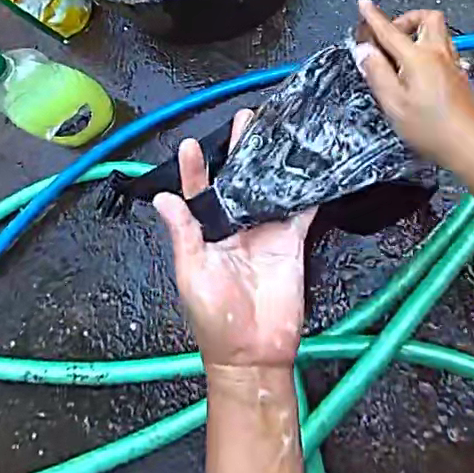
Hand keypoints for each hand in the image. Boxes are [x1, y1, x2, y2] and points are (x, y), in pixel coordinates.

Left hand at [154, 109, 316, 369]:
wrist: (254, 354)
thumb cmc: (214, 319)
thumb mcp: (192, 275)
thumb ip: (183, 235)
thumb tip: (163, 198)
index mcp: (208, 230)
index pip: (199, 191)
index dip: (195, 167)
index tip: (191, 144)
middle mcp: (236, 224)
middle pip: (238, 178)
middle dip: (240, 148)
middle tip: (245, 119)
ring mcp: (265, 229)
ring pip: (268, 186)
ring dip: (271, 159)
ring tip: (275, 128)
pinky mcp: (291, 240)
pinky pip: (299, 210)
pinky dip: (306, 189)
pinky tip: (310, 165)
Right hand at [353, 0, 473, 170]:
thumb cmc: (431, 128)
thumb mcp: (394, 103)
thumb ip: (377, 73)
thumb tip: (364, 50)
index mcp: (418, 58)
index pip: (390, 31)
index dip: (374, 17)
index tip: (364, 4)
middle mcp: (438, 54)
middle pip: (428, 18)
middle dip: (407, 19)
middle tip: (391, 36)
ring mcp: (454, 65)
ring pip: (439, 33)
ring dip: (420, 32)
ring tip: (403, 53)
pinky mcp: (461, 77)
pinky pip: (445, 50)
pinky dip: (429, 50)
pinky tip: (421, 72)